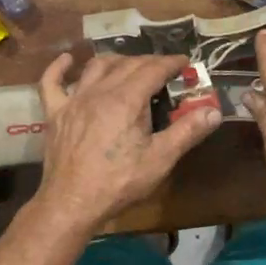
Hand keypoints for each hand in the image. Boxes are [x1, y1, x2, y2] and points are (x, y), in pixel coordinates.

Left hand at [34, 52, 221, 228]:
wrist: (71, 204)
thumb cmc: (119, 183)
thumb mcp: (160, 159)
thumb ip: (187, 131)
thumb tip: (214, 111)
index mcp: (126, 100)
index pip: (153, 69)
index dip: (172, 63)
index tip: (186, 63)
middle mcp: (99, 91)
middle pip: (127, 64)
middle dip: (150, 62)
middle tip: (166, 71)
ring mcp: (73, 101)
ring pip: (96, 67)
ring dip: (116, 61)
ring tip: (130, 65)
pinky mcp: (55, 114)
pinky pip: (52, 83)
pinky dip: (59, 68)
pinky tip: (67, 60)